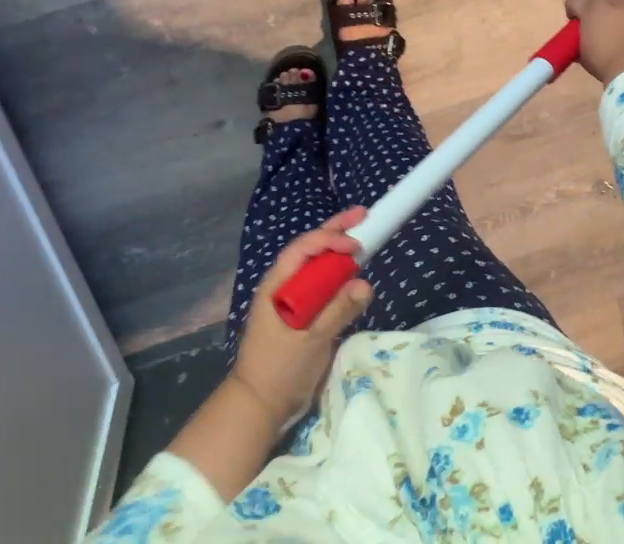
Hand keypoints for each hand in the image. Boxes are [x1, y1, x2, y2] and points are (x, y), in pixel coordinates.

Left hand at [229, 208, 373, 426]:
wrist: (258, 407)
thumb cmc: (279, 371)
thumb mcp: (311, 342)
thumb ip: (337, 312)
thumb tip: (365, 284)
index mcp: (276, 287)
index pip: (304, 249)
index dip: (330, 240)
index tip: (357, 243)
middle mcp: (282, 287)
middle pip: (310, 251)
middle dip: (335, 232)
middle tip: (363, 215)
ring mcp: (291, 302)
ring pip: (315, 267)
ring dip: (337, 252)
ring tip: (361, 236)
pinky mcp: (300, 316)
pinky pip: (319, 287)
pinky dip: (336, 276)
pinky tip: (351, 272)